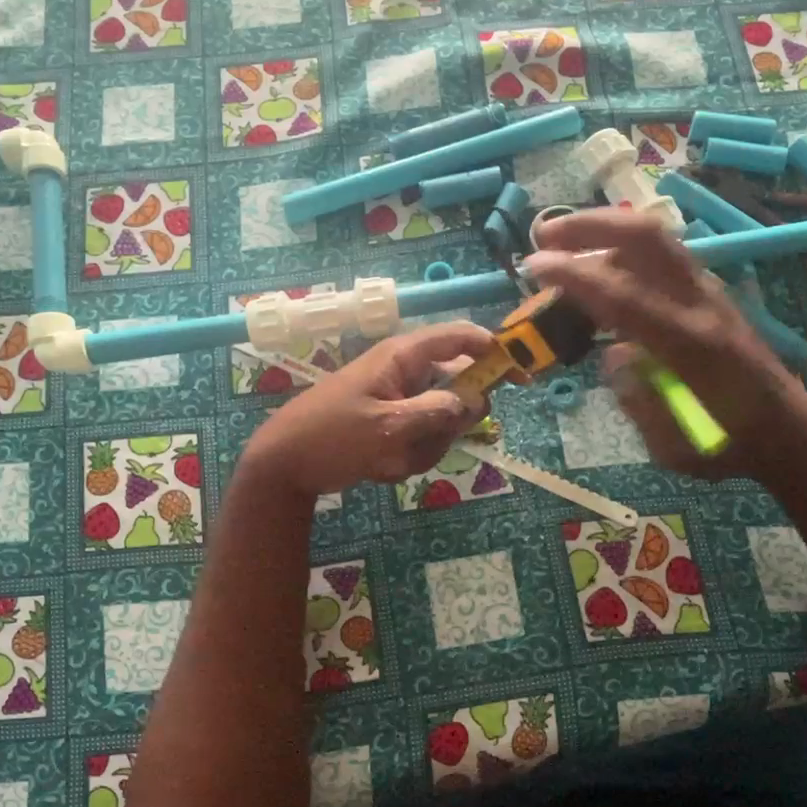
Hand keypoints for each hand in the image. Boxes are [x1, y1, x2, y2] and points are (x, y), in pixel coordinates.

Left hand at [244, 322, 493, 496]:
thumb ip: (436, 412)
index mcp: (402, 357)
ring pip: (440, 423)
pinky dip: (407, 459)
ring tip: (387, 460)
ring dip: (422, 448)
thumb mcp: (386, 426)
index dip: (494, 350)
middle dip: (446, 424)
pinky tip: (379, 468)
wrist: (284, 465)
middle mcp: (404, 374)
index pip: (459, 338)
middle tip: (420, 443)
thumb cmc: (330, 436)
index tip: (521, 377)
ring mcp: (398, 402)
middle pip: (456, 390)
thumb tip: (476, 402)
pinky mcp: (392, 427)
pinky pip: (420, 441)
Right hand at [524, 210, 806, 480]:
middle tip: (543, 237)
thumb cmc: (727, 444)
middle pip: (646, 239)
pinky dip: (622, 249)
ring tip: (561, 245)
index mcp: (690, 346)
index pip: (624, 295)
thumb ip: (636, 398)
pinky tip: (596, 265)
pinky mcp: (708, 292)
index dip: (575, 275)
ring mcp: (708, 292)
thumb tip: (612, 355)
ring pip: (656, 239)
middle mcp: (701, 305)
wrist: (786, 428)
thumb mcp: (672, 445)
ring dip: (605, 231)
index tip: (533, 267)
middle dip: (590, 227)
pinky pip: (661, 256)